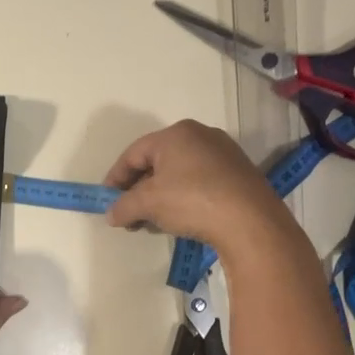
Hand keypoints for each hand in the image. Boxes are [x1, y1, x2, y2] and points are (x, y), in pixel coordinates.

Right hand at [104, 120, 302, 258]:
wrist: (247, 219)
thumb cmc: (190, 201)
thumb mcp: (147, 204)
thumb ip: (123, 206)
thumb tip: (112, 214)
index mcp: (175, 134)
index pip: (133, 153)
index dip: (115, 178)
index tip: (106, 201)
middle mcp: (199, 135)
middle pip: (156, 162)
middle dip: (137, 189)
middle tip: (128, 213)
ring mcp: (221, 153)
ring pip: (177, 173)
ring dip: (159, 196)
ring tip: (151, 221)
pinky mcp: (236, 172)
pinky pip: (197, 181)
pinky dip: (181, 197)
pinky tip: (178, 218)